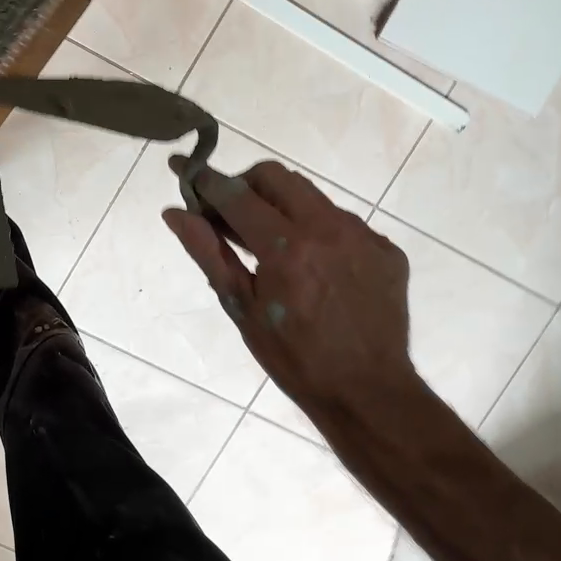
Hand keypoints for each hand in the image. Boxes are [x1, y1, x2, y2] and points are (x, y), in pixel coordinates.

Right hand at [161, 158, 420, 413]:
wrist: (370, 394)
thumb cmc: (293, 356)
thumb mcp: (240, 306)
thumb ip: (207, 251)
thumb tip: (175, 212)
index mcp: (287, 247)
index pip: (235, 193)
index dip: (203, 178)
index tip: (181, 166)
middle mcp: (329, 229)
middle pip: (275, 176)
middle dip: (244, 184)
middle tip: (227, 214)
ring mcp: (364, 237)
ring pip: (309, 195)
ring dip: (279, 205)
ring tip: (266, 242)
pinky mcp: (386, 250)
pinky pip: (340, 220)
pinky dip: (314, 229)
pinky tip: (308, 264)